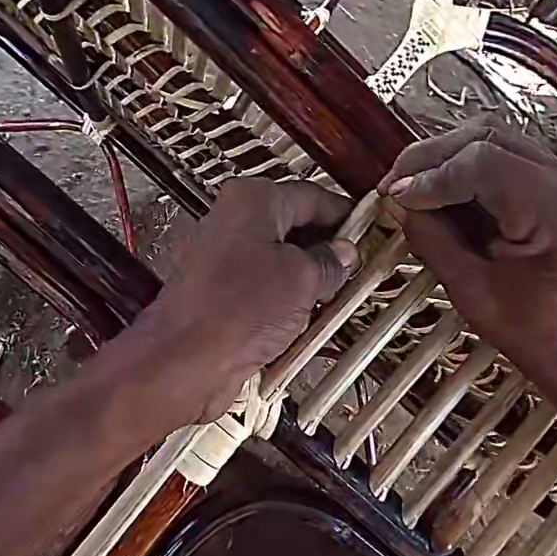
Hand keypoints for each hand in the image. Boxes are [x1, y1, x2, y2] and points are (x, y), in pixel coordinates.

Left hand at [135, 178, 357, 421]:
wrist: (185, 358)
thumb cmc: (232, 310)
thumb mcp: (302, 278)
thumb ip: (330, 260)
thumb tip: (343, 254)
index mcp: (251, 200)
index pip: (314, 197)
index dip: (347, 217)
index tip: (371, 234)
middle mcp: (233, 222)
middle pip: (295, 228)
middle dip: (328, 250)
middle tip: (358, 270)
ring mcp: (224, 258)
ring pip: (281, 261)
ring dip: (308, 280)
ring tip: (335, 297)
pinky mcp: (222, 292)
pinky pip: (264, 289)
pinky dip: (286, 301)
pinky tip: (304, 318)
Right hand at [381, 124, 556, 411]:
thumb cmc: (535, 332)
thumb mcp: (469, 289)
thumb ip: (431, 237)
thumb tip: (397, 201)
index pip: (485, 164)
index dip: (430, 176)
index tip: (395, 196)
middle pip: (490, 138)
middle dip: (431, 158)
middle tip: (394, 185)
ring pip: (497, 138)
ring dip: (445, 159)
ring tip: (413, 186)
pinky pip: (508, 156)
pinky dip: (465, 167)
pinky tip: (441, 190)